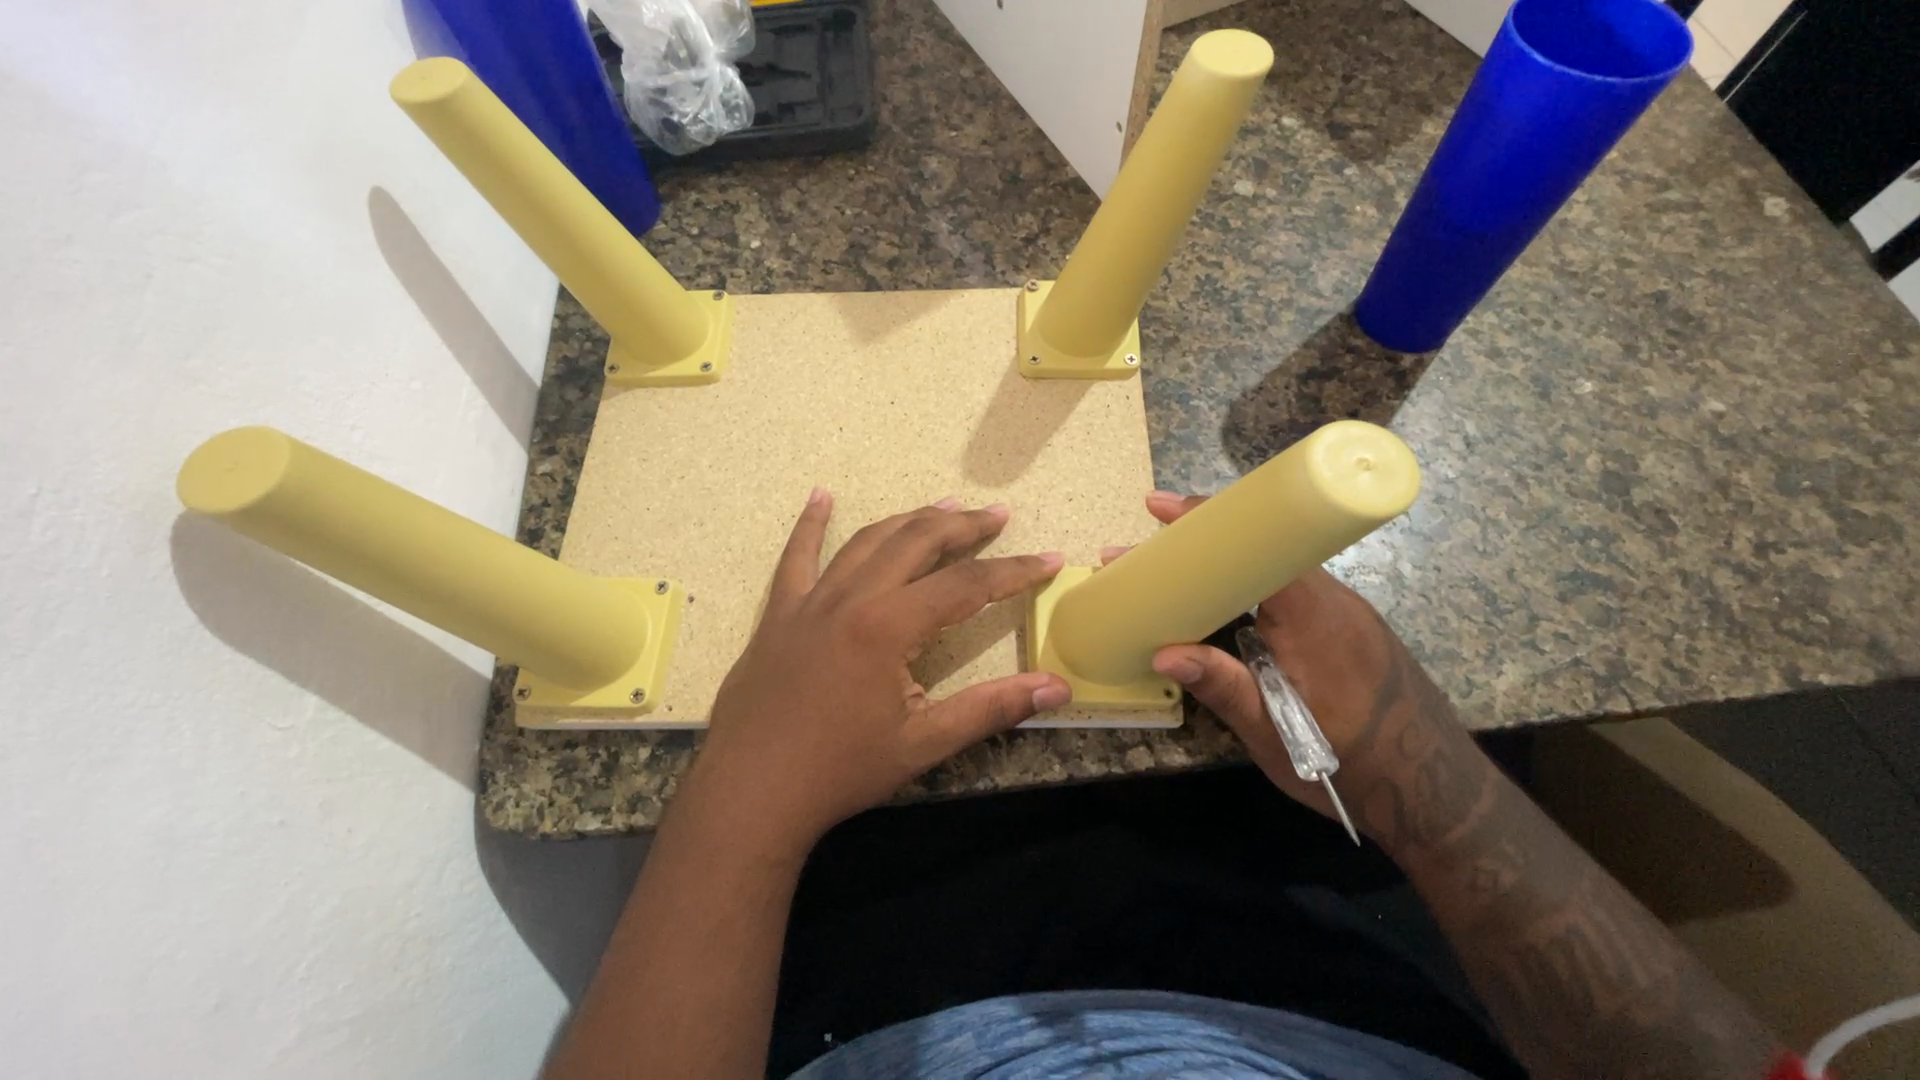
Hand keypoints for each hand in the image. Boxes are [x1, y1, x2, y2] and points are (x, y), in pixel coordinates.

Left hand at [681, 490, 1071, 853]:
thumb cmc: (840, 771)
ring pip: (866, 541)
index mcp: (889, 626)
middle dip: (962, 526)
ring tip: (942, 506)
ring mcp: (810, 601)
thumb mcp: (924, 743)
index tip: (1048, 559)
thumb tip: (1057, 688)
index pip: (967, 584)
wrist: (751, 792)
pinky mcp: (778, 614)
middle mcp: (851, 598)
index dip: (1013, 572)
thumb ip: (992, 708)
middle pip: (916, 543)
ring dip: (908, 520)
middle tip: (997, 515)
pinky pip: (796, 557)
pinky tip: (821, 497)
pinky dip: (811, 524)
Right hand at [1127, 491, 1476, 841]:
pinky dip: (1252, 588)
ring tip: (1172, 579)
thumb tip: (1162, 655)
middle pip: (1261, 550)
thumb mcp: (1275, 732)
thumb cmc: (1351, 763)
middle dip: (1200, 546)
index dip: (1207, 519)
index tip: (1159, 507)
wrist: (1435, 793)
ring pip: (1277, 571)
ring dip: (1226, 568)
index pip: (1257, 542)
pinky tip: (1224, 610)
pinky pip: (1293, 591)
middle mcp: (1334, 599)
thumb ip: (1222, 687)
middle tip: (1143, 554)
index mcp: (1312, 613)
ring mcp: (1347, 613)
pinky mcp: (1352, 630)